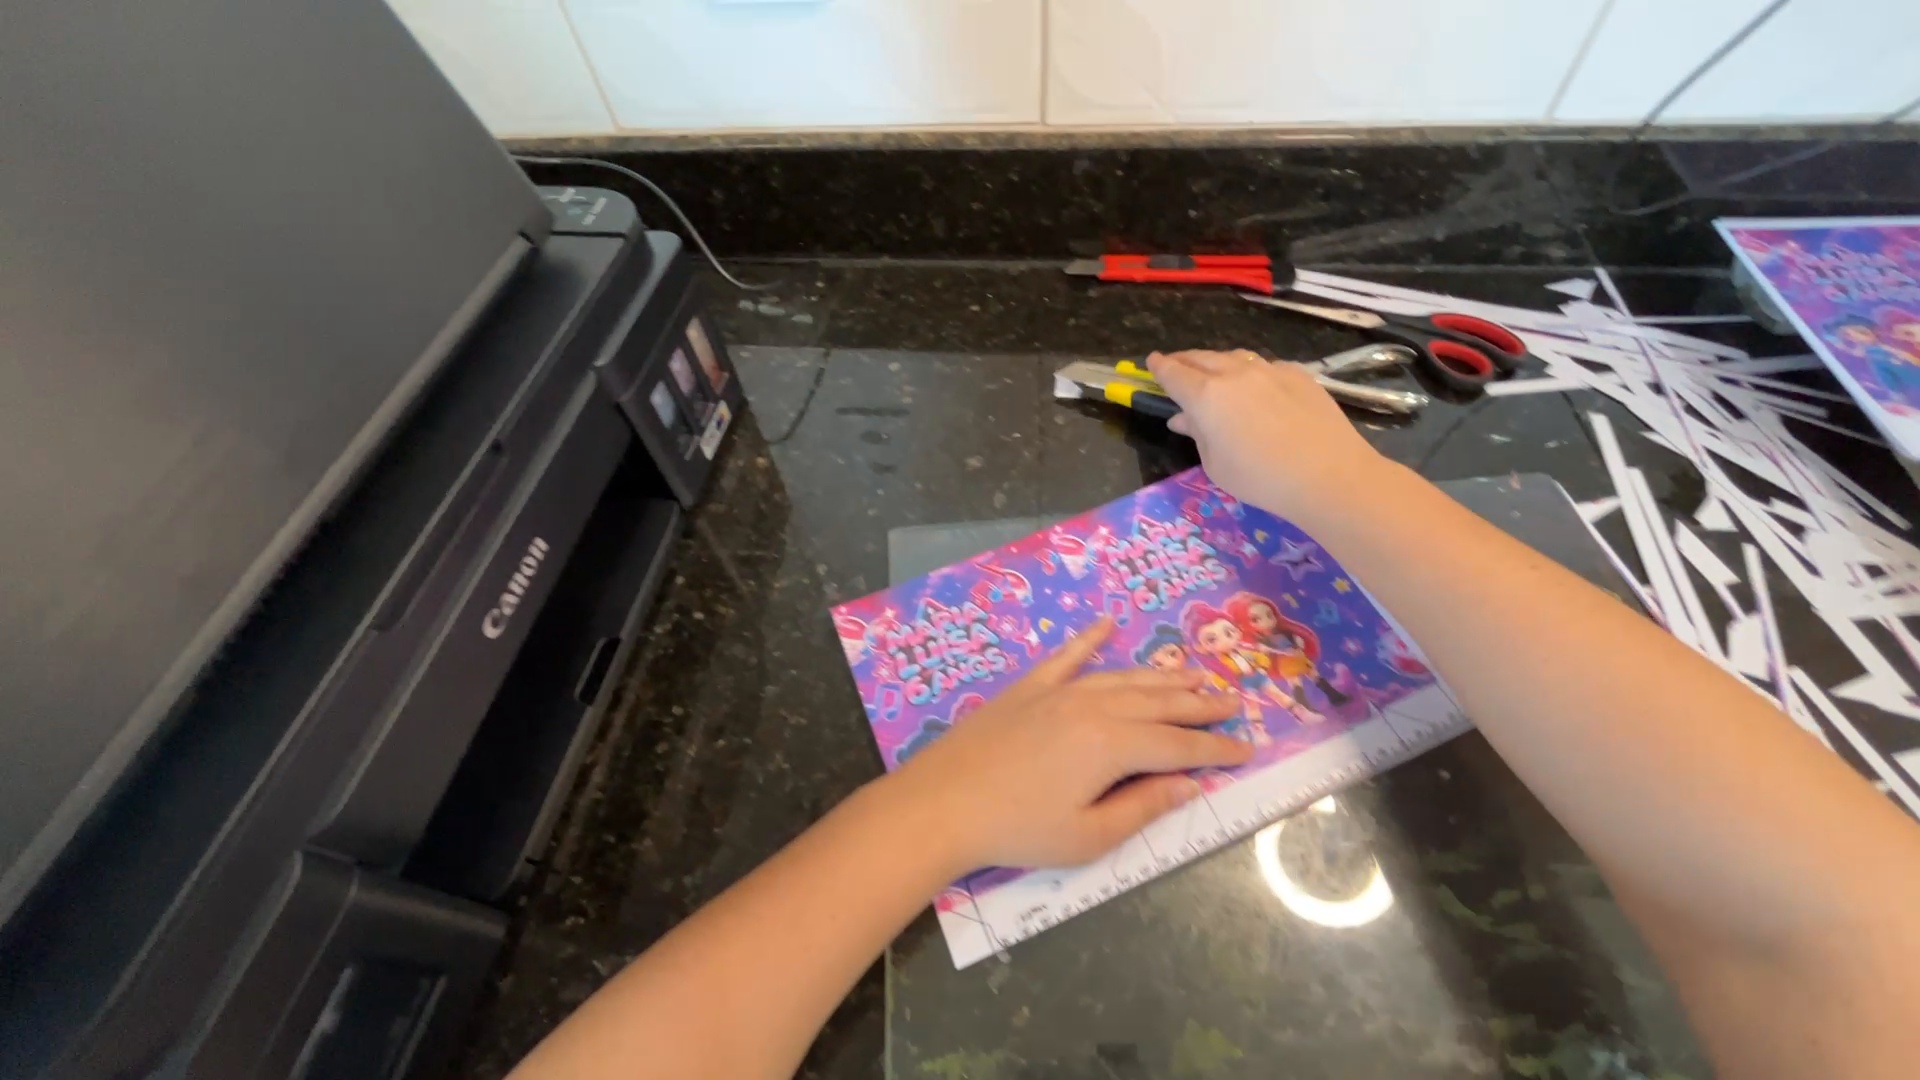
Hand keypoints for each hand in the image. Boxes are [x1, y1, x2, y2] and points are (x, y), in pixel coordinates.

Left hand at [882, 618, 1249, 872]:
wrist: (942, 803)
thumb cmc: (1017, 829)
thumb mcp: (1088, 835)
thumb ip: (1143, 806)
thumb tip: (1189, 782)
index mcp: (1112, 744)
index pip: (1178, 744)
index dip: (1215, 748)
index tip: (1247, 746)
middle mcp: (1092, 706)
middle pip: (1157, 702)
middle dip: (1198, 703)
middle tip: (1231, 700)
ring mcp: (1057, 691)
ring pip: (1122, 677)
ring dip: (1161, 676)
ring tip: (1192, 674)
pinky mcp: (1027, 688)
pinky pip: (1066, 657)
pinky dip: (1088, 640)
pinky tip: (1106, 624)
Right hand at [1147, 349, 1386, 519]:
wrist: (1328, 474)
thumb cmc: (1260, 478)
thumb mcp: (1215, 464)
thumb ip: (1198, 435)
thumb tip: (1184, 419)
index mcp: (1206, 396)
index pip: (1174, 374)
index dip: (1160, 367)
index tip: (1151, 361)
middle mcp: (1234, 374)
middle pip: (1202, 358)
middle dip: (1184, 360)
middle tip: (1174, 364)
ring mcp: (1269, 370)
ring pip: (1234, 357)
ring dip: (1216, 362)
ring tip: (1212, 371)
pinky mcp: (1298, 374)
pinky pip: (1264, 366)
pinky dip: (1249, 371)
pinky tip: (1254, 386)